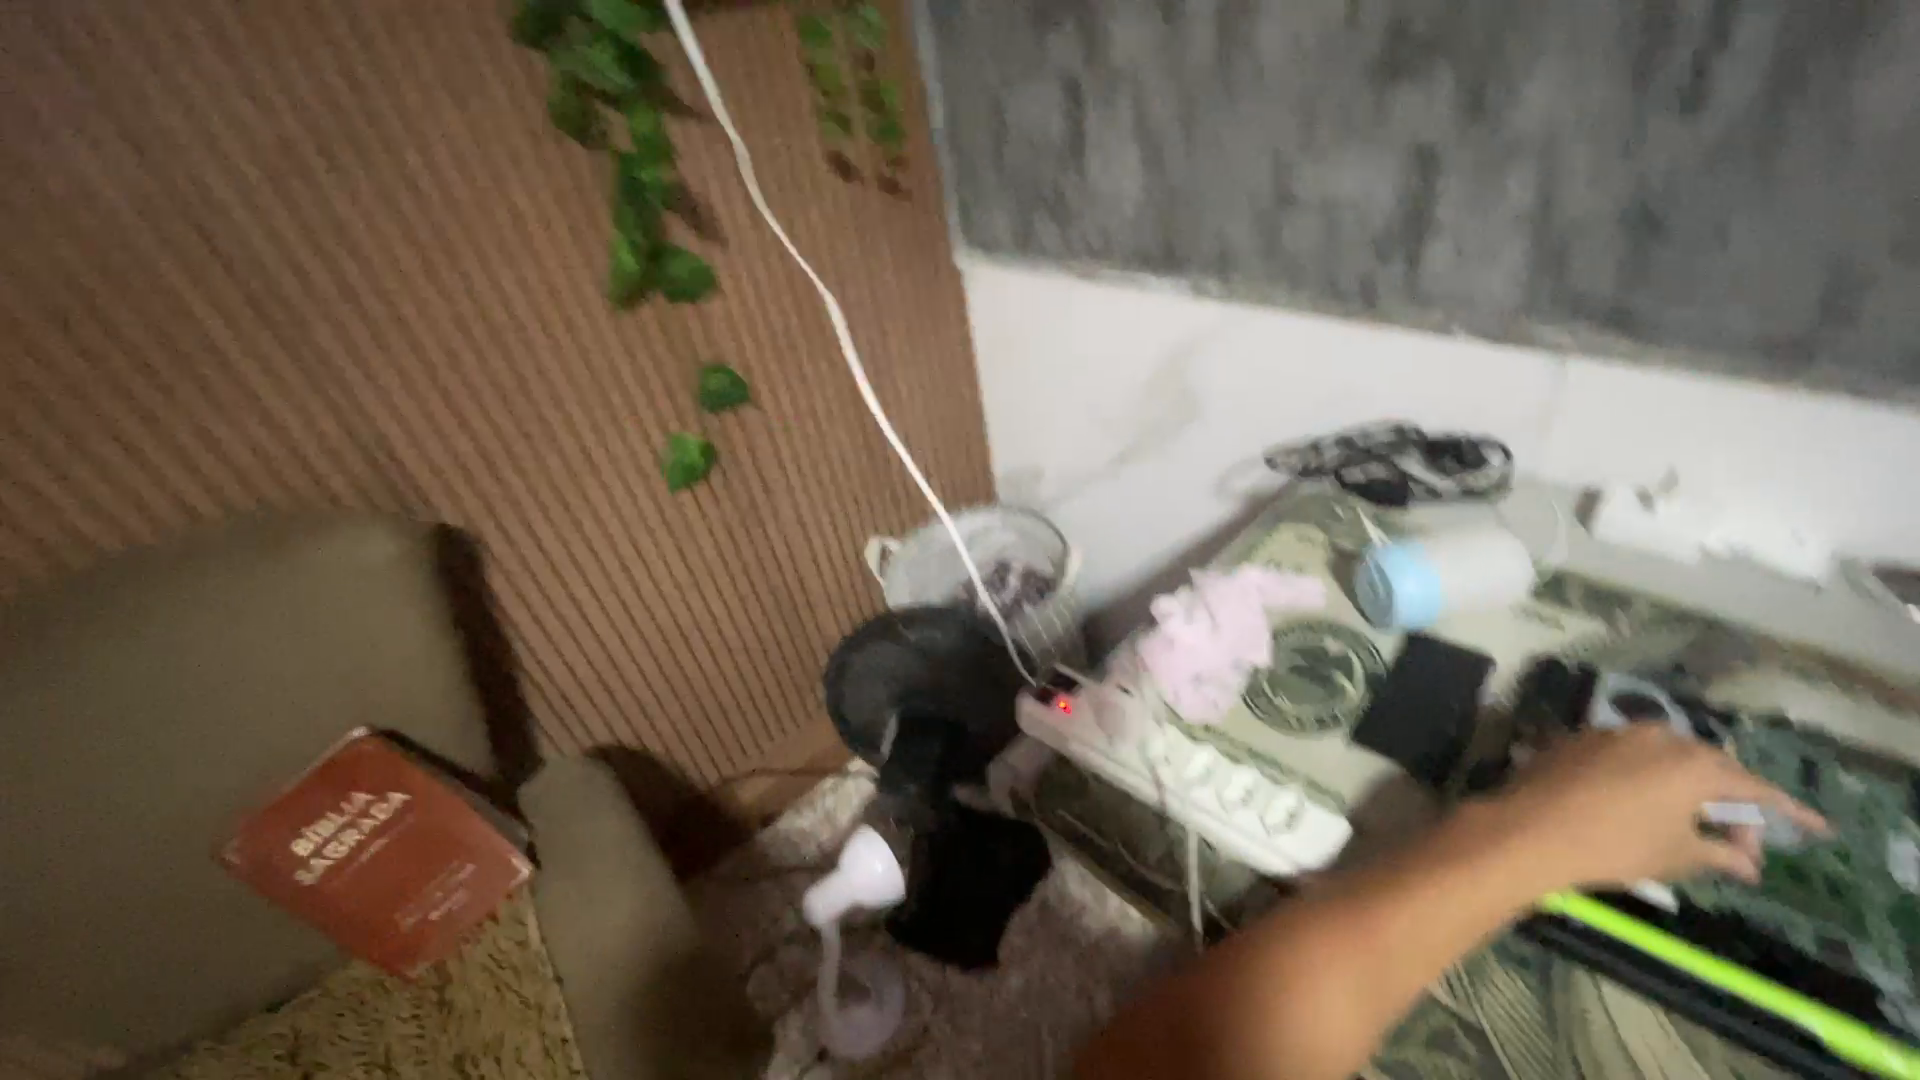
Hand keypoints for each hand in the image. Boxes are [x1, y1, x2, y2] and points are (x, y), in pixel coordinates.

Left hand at [1481, 724, 1827, 891]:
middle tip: (1733, 838)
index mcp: (1691, 765)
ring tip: (1686, 818)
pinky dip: (1641, 774)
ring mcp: (1608, 733)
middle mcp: (1653, 738)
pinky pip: (1622, 753)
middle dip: (1726, 799)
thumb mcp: (1677, 856)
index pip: (1752, 787)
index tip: (1813, 826)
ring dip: (1681, 782)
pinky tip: (1638, 799)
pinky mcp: (1573, 739)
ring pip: (1662, 753)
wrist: (1527, 829)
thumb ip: (1720, 854)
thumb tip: (1746, 863)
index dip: (1784, 810)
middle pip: (1707, 765)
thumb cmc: (1612, 845)